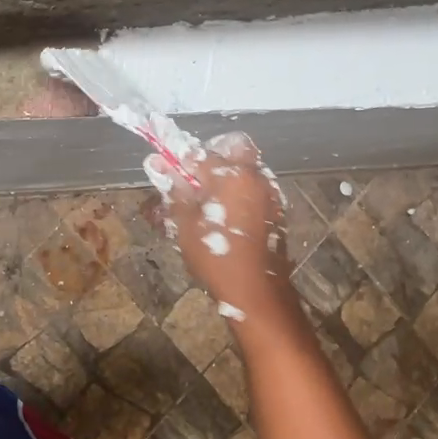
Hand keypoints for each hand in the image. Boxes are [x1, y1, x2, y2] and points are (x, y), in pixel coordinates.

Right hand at [144, 131, 295, 327]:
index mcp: (232, 176)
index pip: (201, 154)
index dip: (180, 160)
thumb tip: (160, 166)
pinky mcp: (277, 211)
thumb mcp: (186, 225)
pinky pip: (256, 190)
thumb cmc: (216, 257)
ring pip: (248, 169)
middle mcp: (256, 178)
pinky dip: (240, 193)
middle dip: (213, 157)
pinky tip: (226, 216)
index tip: (166, 168)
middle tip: (194, 178)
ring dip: (228, 175)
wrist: (256, 290)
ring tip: (207, 200)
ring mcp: (271, 194)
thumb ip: (176, 192)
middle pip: (236, 148)